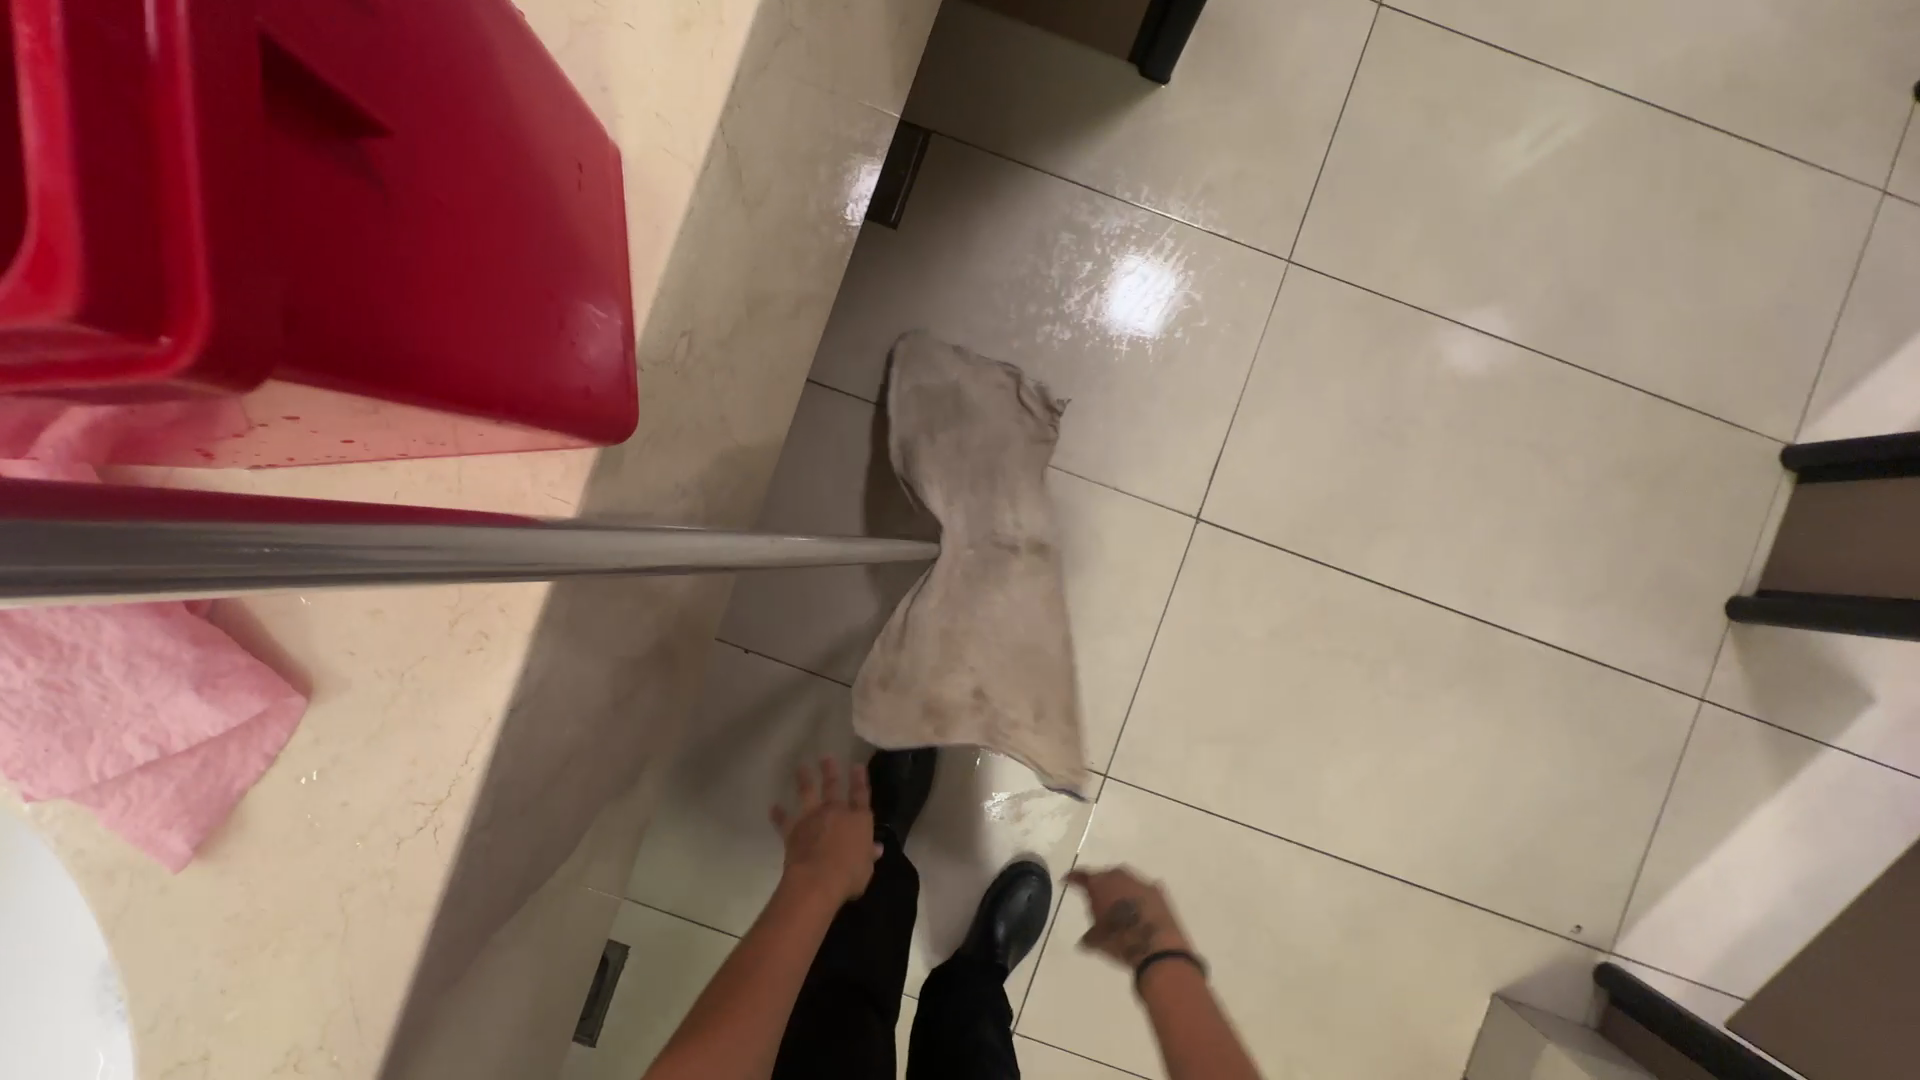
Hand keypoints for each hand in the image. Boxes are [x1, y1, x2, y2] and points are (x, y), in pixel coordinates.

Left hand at [770, 757, 879, 903]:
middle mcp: (836, 812)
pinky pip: (784, 820)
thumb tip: (876, 848)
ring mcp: (813, 818)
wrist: (817, 879)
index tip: (857, 765)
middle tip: (826, 757)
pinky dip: (778, 814)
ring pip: (808, 793)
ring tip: (801, 767)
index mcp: (858, 819)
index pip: (861, 794)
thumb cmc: (849, 875)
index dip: (859, 779)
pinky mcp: (794, 830)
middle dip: (830, 771)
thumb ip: (869, 855)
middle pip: (833, 787)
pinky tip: (773, 808)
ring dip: (804, 780)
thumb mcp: (866, 868)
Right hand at [1067, 865, 1192, 966]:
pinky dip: (1138, 897)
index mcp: (1098, 884)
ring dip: (1120, 889)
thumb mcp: (1097, 941)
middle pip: (1104, 875)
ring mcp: (1139, 881)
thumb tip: (1085, 940)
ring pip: (1124, 881)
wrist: (1157, 946)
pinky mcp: (1157, 891)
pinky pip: (1142, 890)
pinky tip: (1138, 908)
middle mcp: (1117, 876)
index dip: (1073, 878)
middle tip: (1095, 897)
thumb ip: (1089, 936)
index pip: (1081, 876)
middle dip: (1099, 885)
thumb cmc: (1119, 940)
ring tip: (1117, 904)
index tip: (1067, 879)